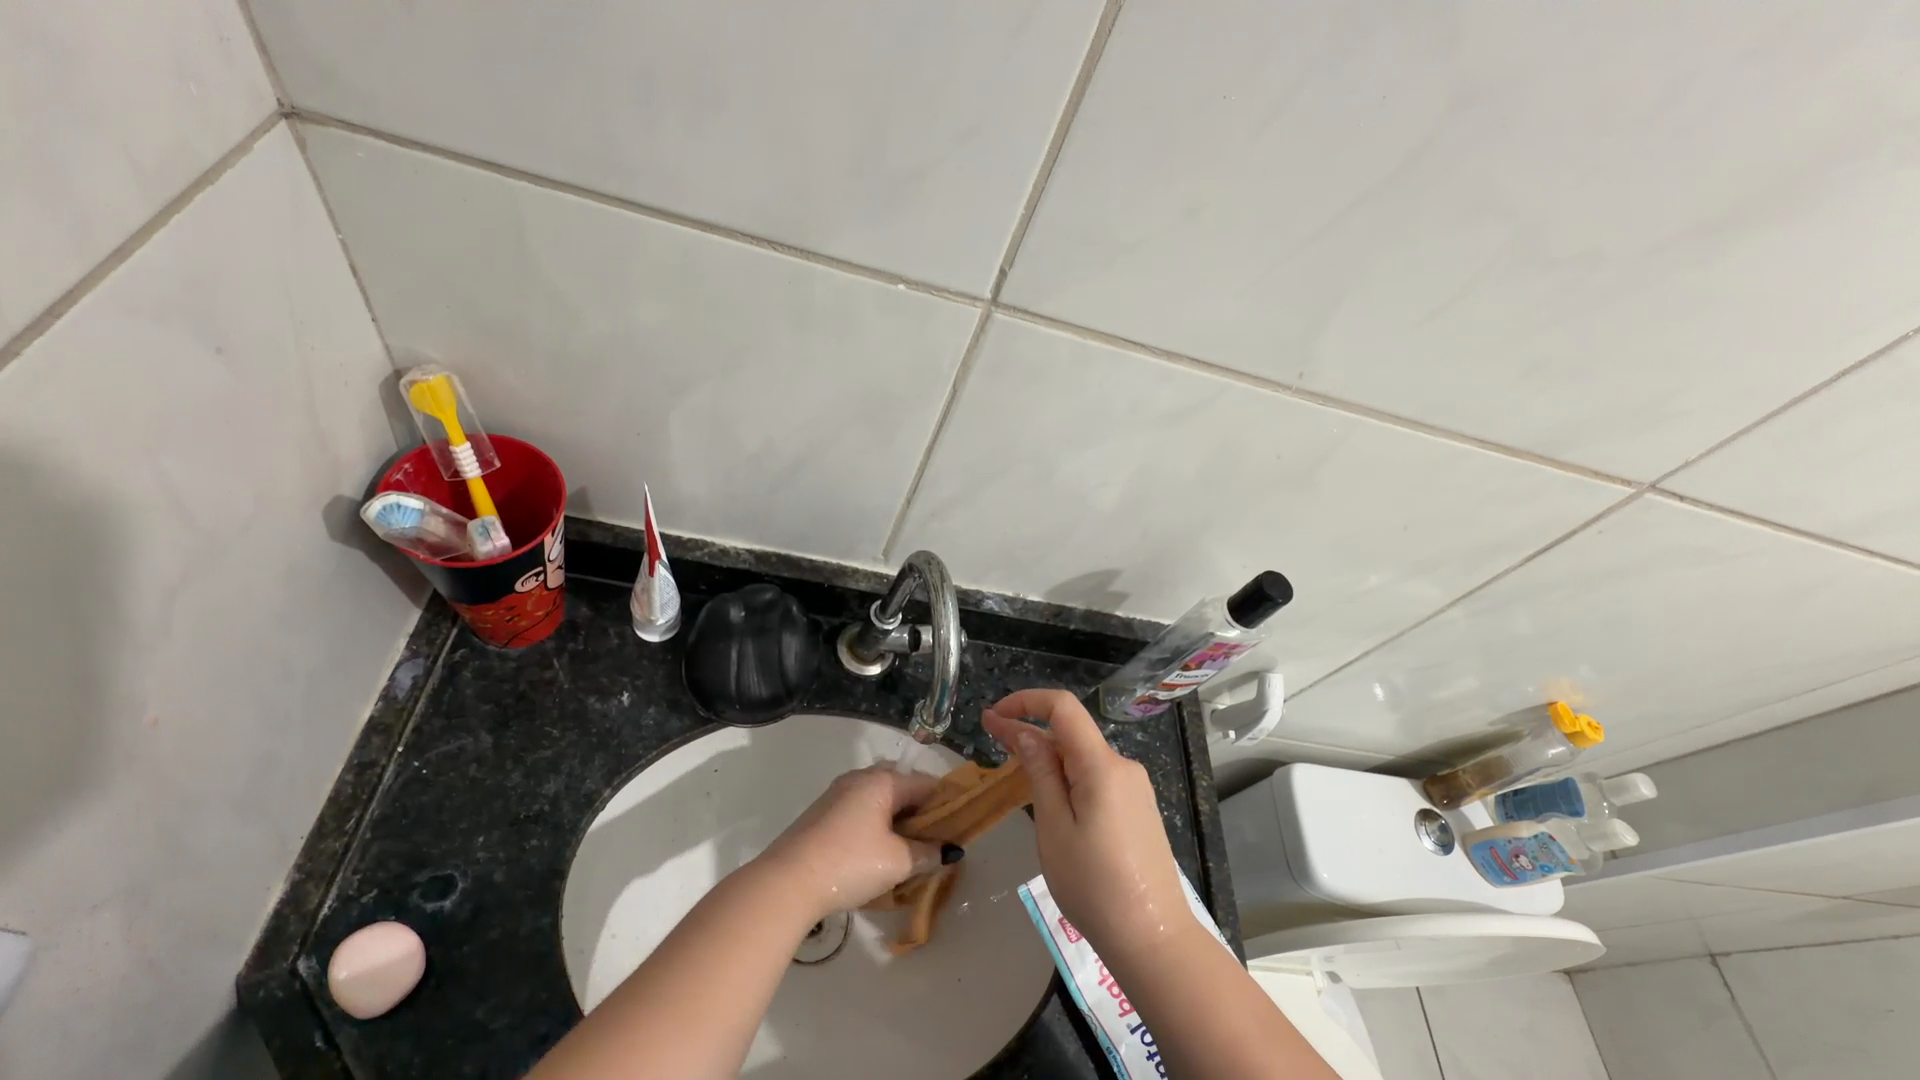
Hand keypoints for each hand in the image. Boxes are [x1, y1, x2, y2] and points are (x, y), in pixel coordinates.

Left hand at [754, 766, 943, 922]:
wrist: (787, 882)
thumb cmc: (850, 864)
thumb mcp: (898, 862)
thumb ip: (928, 853)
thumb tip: (947, 850)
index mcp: (882, 781)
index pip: (927, 783)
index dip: (947, 804)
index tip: (960, 829)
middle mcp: (859, 779)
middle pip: (901, 788)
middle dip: (920, 813)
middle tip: (935, 842)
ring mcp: (836, 796)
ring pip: (879, 802)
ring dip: (897, 822)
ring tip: (908, 852)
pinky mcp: (821, 816)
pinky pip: (860, 813)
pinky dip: (875, 828)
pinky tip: (877, 855)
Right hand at [983, 689, 1193, 952]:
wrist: (1153, 938)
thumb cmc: (1094, 886)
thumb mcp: (1055, 829)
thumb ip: (1040, 774)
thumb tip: (1025, 733)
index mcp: (1103, 766)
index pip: (1064, 708)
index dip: (1025, 701)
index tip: (992, 716)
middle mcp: (1124, 767)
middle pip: (1072, 734)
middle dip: (1030, 734)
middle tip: (990, 745)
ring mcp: (1135, 789)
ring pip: (1083, 759)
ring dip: (1048, 761)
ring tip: (1016, 782)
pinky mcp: (1138, 810)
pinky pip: (1097, 780)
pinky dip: (1068, 781)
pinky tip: (1051, 804)